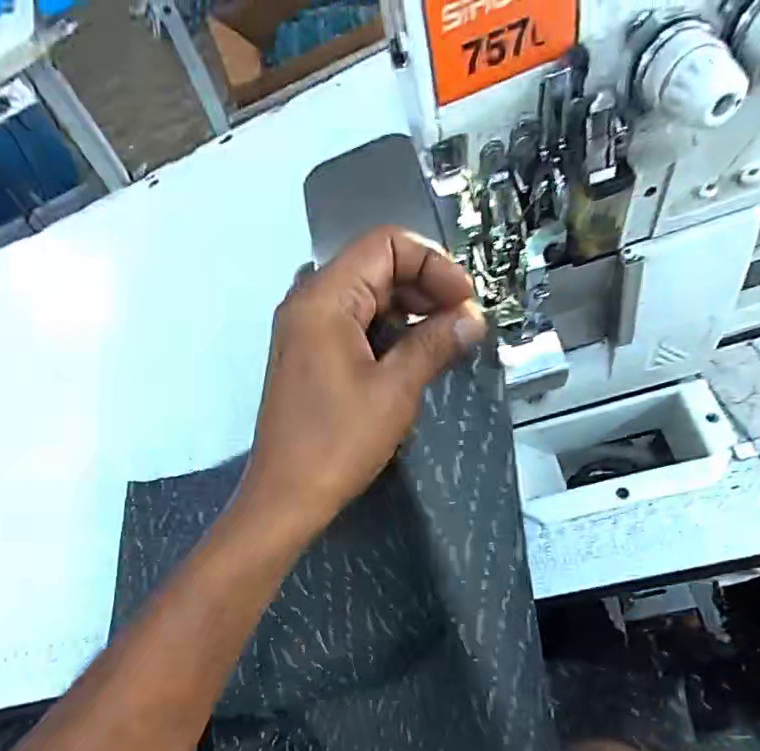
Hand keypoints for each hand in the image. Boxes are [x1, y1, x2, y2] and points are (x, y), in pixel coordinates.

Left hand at [238, 226, 486, 538]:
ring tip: (446, 342)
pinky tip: (416, 357)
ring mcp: (306, 330)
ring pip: (367, 297)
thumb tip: (472, 319)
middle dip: (426, 287)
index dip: (434, 264)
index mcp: (323, 299)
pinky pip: (355, 325)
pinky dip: (389, 332)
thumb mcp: (395, 390)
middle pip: (376, 267)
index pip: (385, 245)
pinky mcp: (310, 356)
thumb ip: (434, 344)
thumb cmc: (338, 443)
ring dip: (410, 311)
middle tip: (463, 323)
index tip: (465, 301)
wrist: (287, 496)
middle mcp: (308, 303)